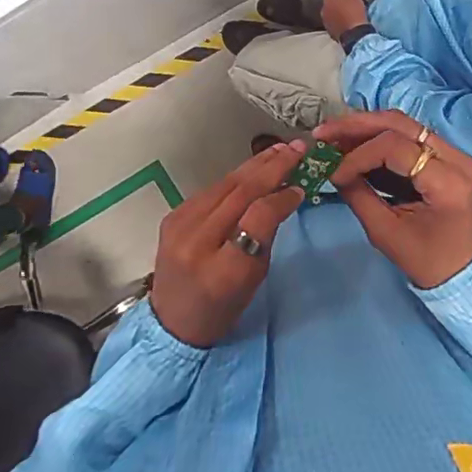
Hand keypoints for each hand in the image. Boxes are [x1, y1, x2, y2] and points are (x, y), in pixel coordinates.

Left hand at [150, 141, 306, 346]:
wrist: (171, 322)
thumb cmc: (220, 309)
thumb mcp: (252, 280)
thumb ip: (265, 237)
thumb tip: (281, 195)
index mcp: (224, 268)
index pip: (257, 217)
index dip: (281, 197)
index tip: (300, 186)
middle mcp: (197, 241)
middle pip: (239, 192)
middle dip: (271, 167)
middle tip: (296, 149)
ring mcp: (179, 225)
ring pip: (224, 185)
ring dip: (254, 166)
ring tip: (279, 151)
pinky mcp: (172, 217)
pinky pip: (210, 192)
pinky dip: (234, 179)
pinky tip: (251, 169)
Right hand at [314, 110, 471, 288]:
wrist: (461, 271)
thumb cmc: (426, 258)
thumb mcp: (385, 231)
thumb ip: (358, 195)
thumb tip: (332, 169)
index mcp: (447, 182)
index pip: (395, 148)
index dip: (358, 155)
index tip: (334, 173)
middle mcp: (456, 158)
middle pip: (400, 124)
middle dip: (356, 125)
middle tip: (323, 133)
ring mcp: (453, 154)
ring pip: (403, 123)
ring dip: (364, 126)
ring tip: (333, 134)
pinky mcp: (445, 156)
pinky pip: (407, 135)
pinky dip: (377, 135)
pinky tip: (352, 141)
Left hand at [320, 0, 368, 40]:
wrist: (354, 33)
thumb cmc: (353, 11)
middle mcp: (323, 9)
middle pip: (328, 3)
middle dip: (335, 3)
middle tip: (345, 4)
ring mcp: (325, 21)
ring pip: (329, 14)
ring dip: (335, 13)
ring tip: (345, 14)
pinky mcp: (329, 31)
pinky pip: (332, 23)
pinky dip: (336, 22)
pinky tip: (344, 23)